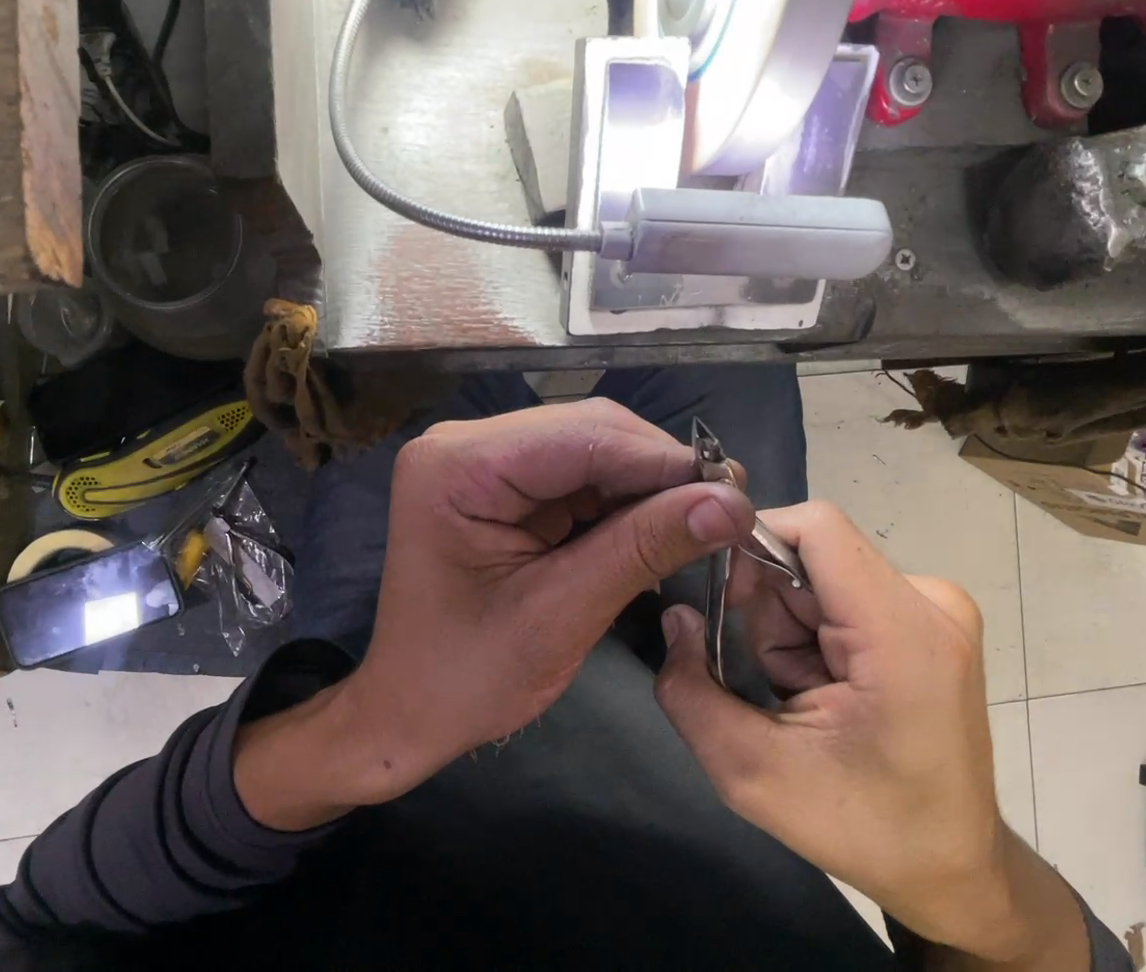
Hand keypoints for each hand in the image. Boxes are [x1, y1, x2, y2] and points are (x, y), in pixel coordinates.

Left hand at [235, 399, 753, 829]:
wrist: (408, 712)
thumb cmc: (466, 679)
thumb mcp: (559, 615)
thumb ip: (642, 549)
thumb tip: (733, 504)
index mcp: (459, 465)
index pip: (584, 435)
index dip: (666, 462)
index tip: (738, 498)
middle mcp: (467, 445)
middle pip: (592, 432)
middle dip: (661, 473)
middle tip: (728, 517)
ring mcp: (484, 462)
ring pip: (595, 451)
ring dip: (650, 489)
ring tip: (705, 527)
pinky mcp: (503, 487)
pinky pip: (581, 478)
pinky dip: (625, 505)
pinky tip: (660, 532)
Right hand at [655, 502, 1085, 966]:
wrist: (953, 867)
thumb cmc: (864, 828)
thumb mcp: (751, 773)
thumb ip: (690, 690)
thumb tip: (675, 615)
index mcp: (902, 633)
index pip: (814, 526)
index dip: (750, 542)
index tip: (720, 599)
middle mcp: (930, 601)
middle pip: (807, 557)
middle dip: (766, 610)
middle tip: (769, 683)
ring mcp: (935, 607)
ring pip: (816, 576)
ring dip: (787, 629)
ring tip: (802, 696)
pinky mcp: (927, 618)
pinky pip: (839, 593)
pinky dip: (812, 634)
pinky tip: (825, 690)